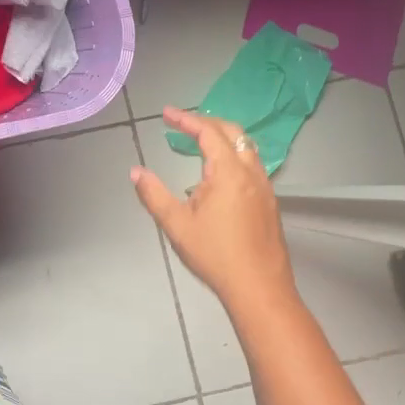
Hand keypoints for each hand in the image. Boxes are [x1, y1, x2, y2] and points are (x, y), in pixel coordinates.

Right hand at [133, 106, 295, 311]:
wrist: (260, 289)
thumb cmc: (215, 255)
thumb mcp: (176, 224)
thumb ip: (153, 194)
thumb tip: (136, 171)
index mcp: (228, 174)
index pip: (208, 133)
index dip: (186, 120)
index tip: (166, 114)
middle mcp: (251, 174)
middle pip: (233, 133)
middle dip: (206, 122)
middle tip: (181, 123)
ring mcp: (264, 189)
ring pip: (246, 149)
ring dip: (223, 137)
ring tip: (199, 140)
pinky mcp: (269, 204)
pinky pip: (252, 165)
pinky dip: (233, 154)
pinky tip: (217, 172)